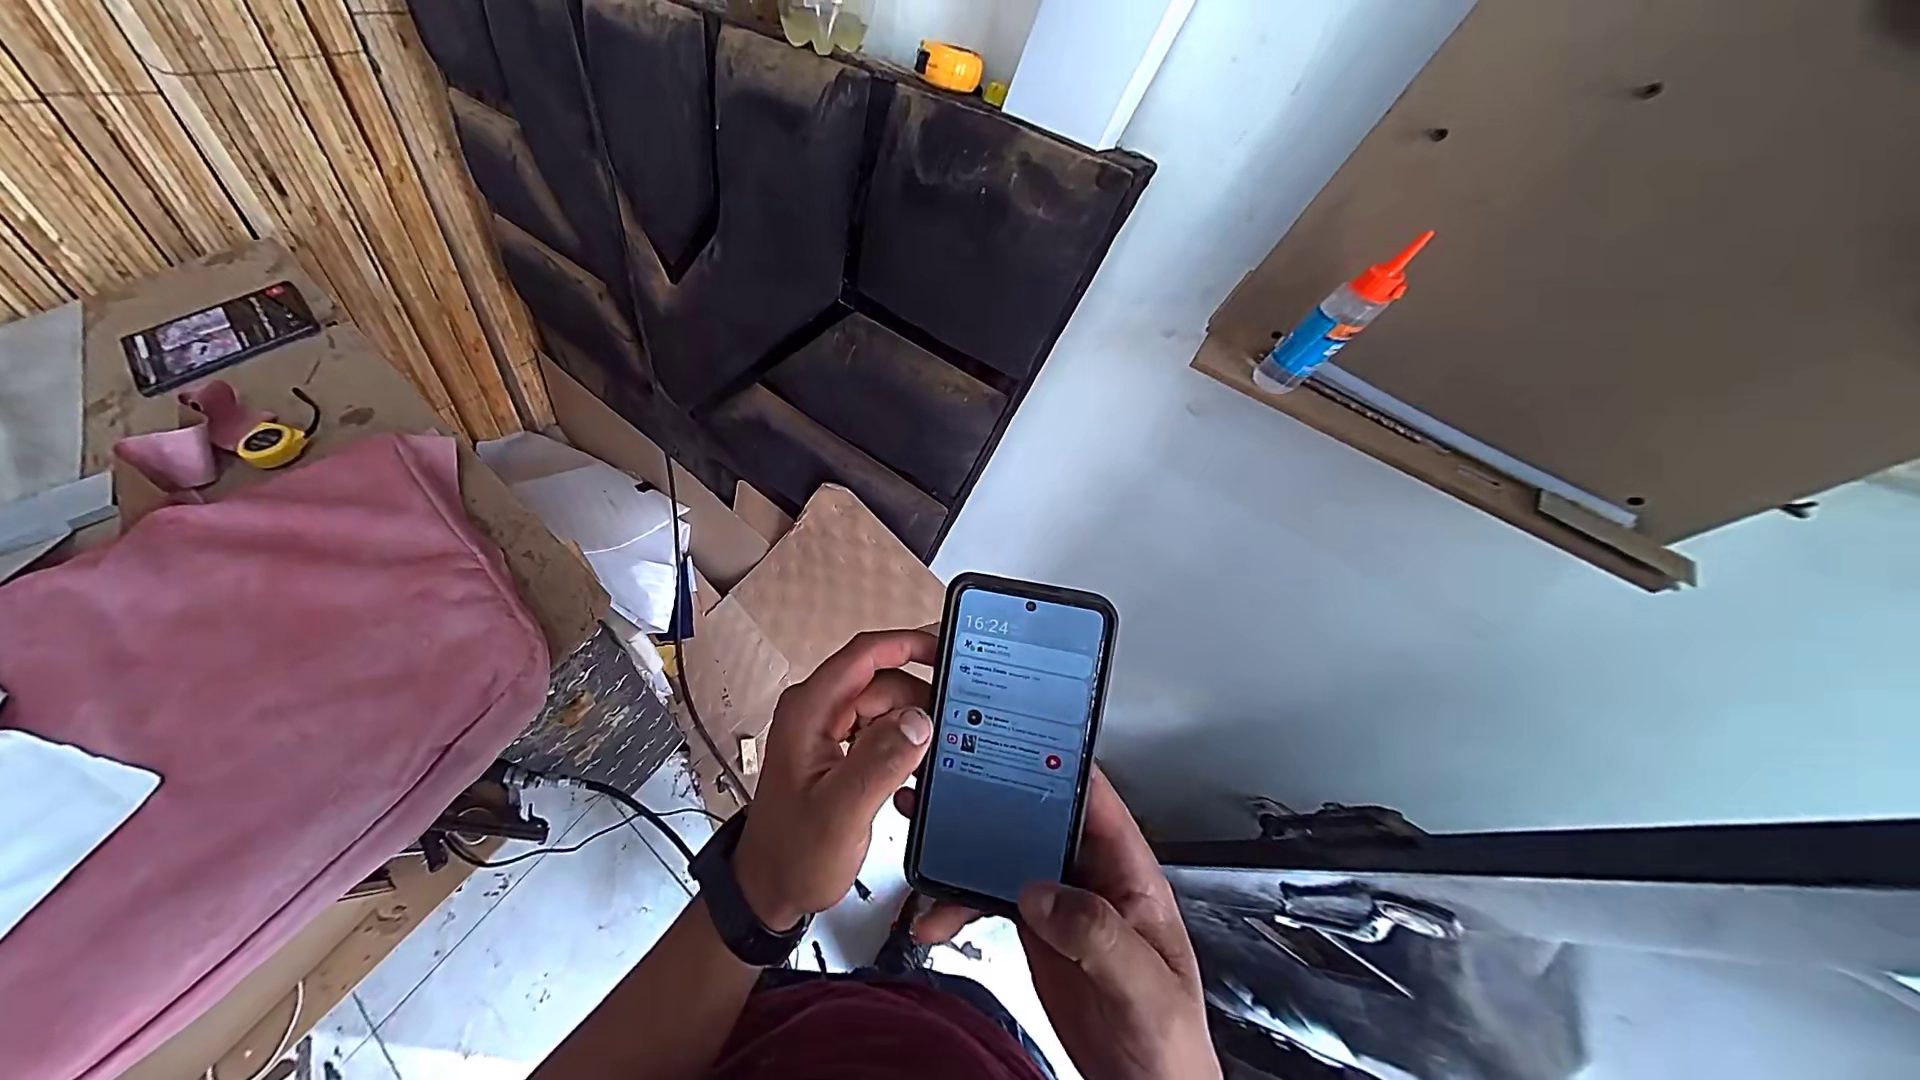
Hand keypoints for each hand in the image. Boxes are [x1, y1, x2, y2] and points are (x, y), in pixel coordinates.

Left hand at [732, 630, 936, 929]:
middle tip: (939, 742)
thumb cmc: (791, 854)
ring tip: (916, 772)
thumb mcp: (840, 812)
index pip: (865, 655)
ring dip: (911, 734)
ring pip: (889, 708)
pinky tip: (904, 780)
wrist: (772, 887)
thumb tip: (917, 722)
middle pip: (885, 683)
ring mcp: (829, 729)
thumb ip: (879, 763)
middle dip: (917, 708)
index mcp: (810, 711)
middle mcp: (818, 711)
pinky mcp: (840, 747)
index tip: (944, 651)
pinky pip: (883, 731)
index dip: (908, 644)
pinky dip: (902, 750)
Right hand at [893, 770, 1219, 1079]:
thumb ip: (1100, 935)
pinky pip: (989, 893)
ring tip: (928, 848)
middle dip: (993, 798)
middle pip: (1038, 815)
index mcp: (1128, 871)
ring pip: (1006, 850)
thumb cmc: (1168, 1044)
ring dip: (964, 848)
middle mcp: (1090, 874)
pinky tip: (938, 914)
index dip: (1057, 762)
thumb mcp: (1144, 988)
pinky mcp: (1035, 923)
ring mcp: (1060, 897)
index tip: (1016, 741)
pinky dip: (958, 899)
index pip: (1094, 798)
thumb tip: (1043, 891)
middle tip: (950, 787)